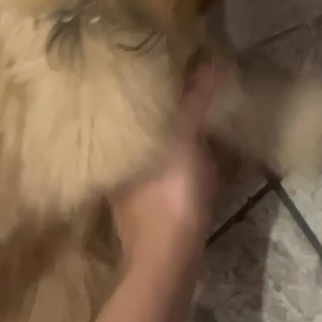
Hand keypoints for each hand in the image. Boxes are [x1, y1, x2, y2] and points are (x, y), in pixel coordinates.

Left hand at [110, 64, 220, 272]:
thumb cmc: (171, 191)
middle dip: (155, 115)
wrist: (168, 258)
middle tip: (181, 93)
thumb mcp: (185, 138)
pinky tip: (189, 159)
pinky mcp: (145, 212)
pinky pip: (158, 175)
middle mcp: (116, 166)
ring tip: (190, 121)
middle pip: (136, 131)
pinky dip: (172, 163)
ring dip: (164, 140)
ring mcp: (128, 193)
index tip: (162, 72)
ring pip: (147, 154)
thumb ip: (193, 101)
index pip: (126, 109)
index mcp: (116, 145)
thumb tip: (206, 62)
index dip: (143, 91)